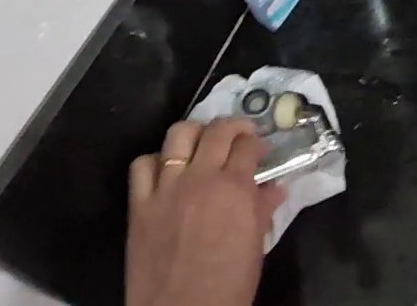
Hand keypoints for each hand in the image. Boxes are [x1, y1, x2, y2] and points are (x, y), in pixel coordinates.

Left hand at [127, 117, 286, 305]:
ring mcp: (167, 188)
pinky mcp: (140, 205)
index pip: (247, 145)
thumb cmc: (227, 288)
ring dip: (194, 133)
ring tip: (202, 143)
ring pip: (178, 135)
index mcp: (233, 188)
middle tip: (239, 138)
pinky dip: (155, 161)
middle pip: (217, 130)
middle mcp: (200, 178)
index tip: (261, 151)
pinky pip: (142, 166)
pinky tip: (166, 171)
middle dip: (233, 127)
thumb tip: (276, 188)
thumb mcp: (255, 248)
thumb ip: (263, 210)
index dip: (257, 143)